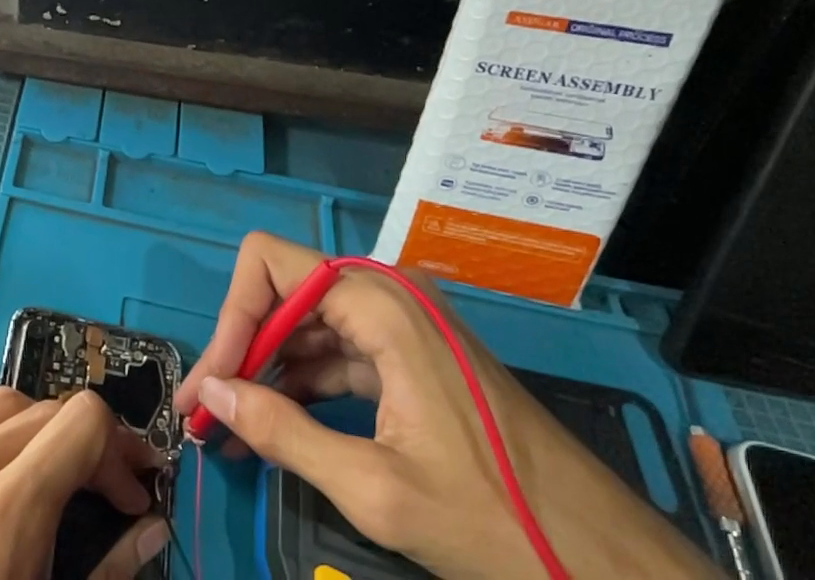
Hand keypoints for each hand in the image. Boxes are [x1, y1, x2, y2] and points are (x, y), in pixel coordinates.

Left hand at [0, 387, 169, 579]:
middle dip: (88, 445)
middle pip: (45, 410)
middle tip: (108, 490)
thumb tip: (147, 529)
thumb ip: (107, 570)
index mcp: (2, 516)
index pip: (82, 424)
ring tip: (53, 473)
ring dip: (35, 429)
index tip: (131, 493)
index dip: (121, 453)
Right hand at [174, 233, 718, 579]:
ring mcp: (406, 326)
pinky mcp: (414, 357)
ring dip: (264, 373)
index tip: (214, 384)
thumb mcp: (374, 487)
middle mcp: (391, 297)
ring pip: (306, 325)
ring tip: (228, 431)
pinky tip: (272, 430)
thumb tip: (211, 395)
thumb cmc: (495, 520)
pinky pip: (338, 353)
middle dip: (240, 350)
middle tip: (205, 412)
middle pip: (284, 293)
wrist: (609, 561)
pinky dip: (300, 387)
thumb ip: (282, 432)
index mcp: (383, 307)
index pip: (271, 265)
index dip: (232, 319)